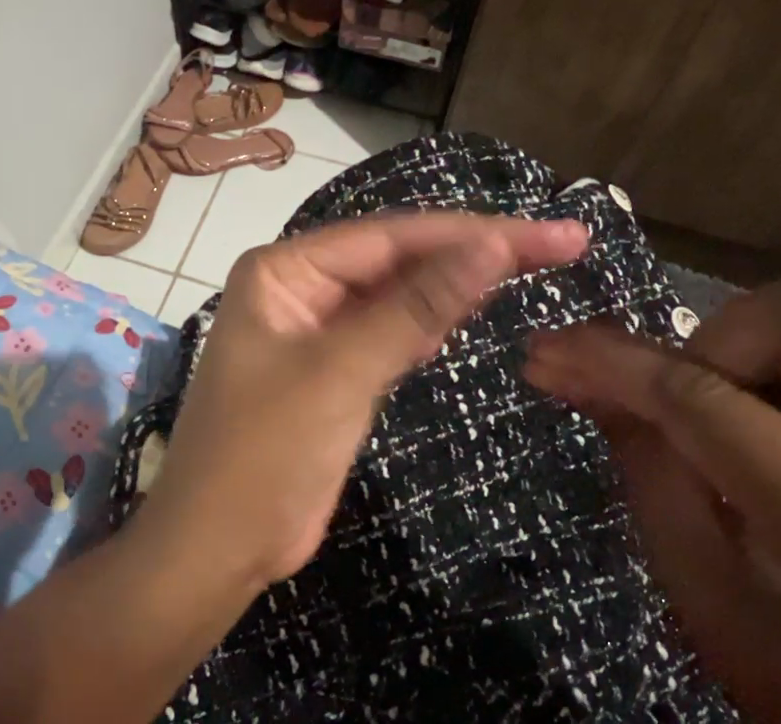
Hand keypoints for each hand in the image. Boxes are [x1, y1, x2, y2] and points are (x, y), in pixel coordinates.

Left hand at [139, 213, 590, 586]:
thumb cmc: (266, 452)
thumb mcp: (343, 372)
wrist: (218, 548)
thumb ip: (417, 305)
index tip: (549, 234)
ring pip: (398, 294)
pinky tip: (466, 315)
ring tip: (533, 267)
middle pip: (398, 258)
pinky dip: (428, 324)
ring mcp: (315, 329)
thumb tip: (491, 243)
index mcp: (283, 269)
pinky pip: (388, 331)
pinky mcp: (332, 371)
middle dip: (474, 252)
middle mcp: (297, 286)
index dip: (473, 232)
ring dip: (456, 285)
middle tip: (562, 245)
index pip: (391, 236)